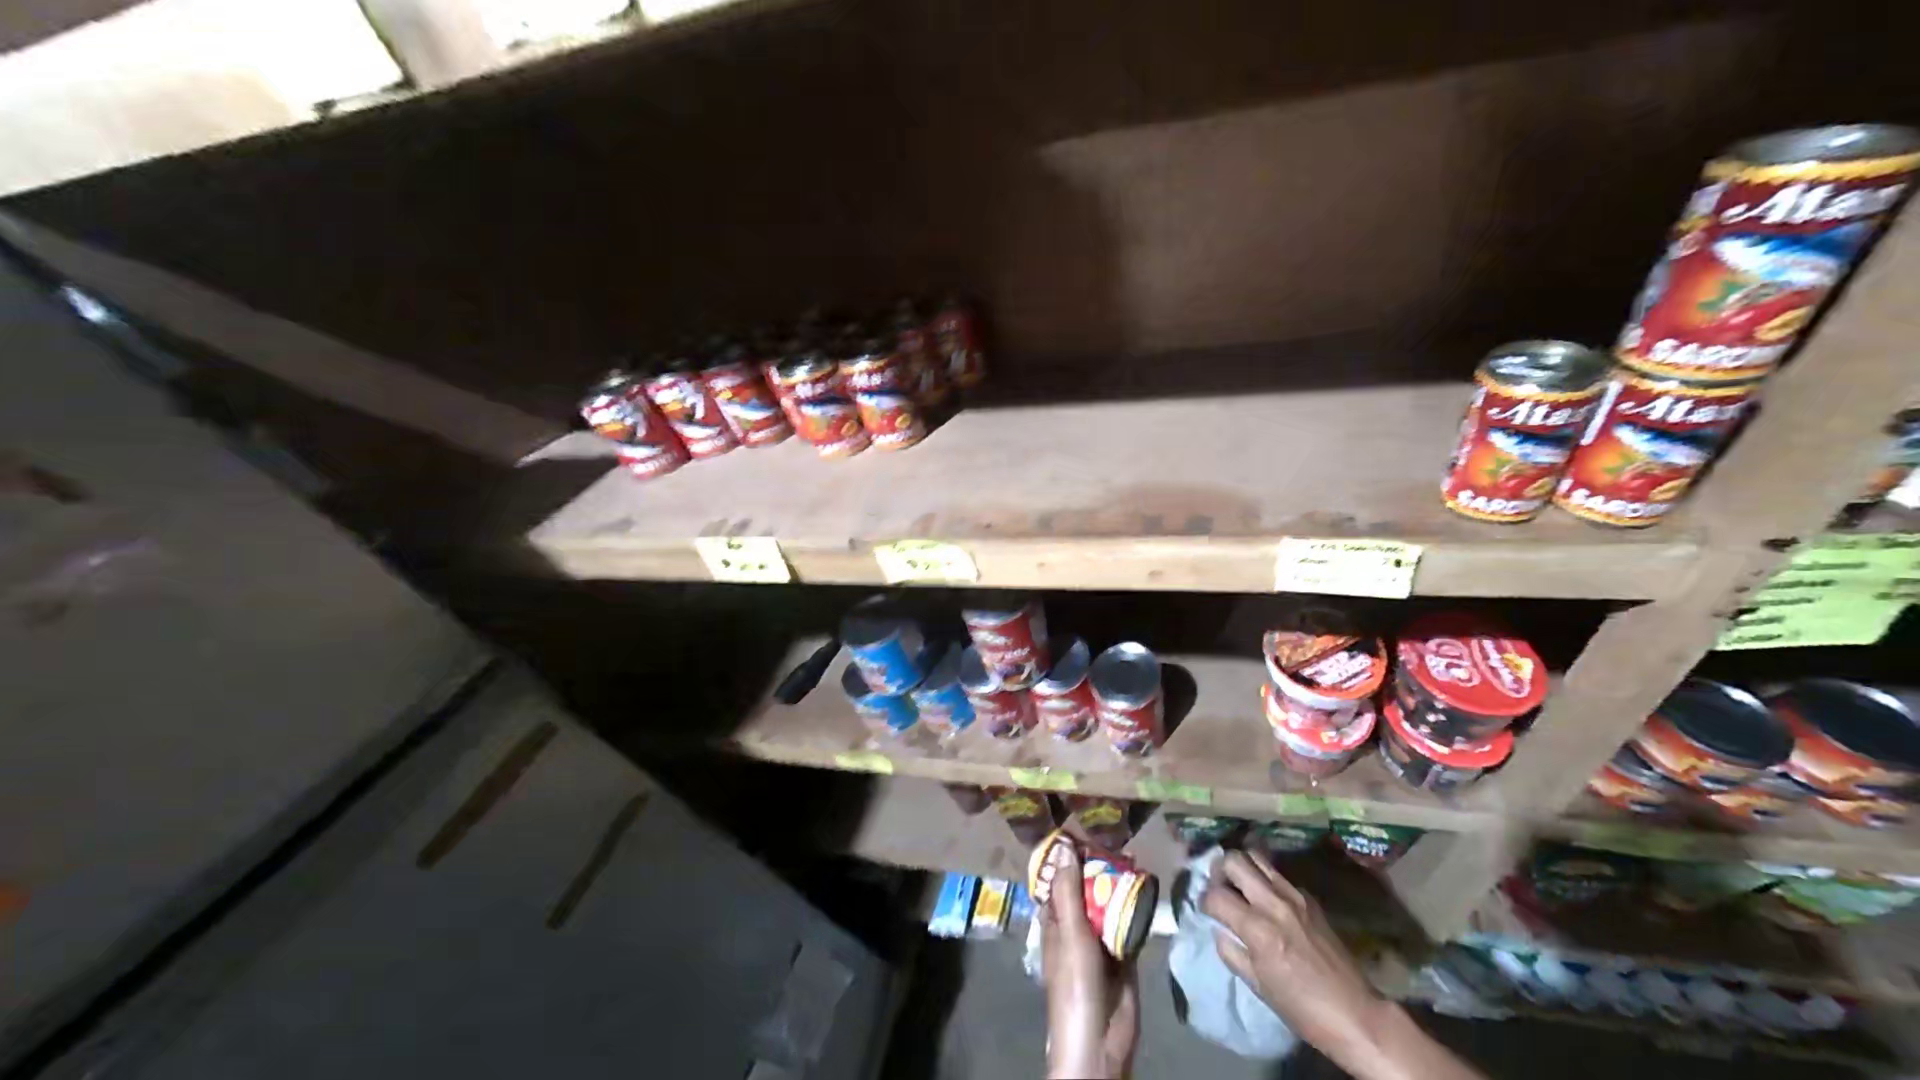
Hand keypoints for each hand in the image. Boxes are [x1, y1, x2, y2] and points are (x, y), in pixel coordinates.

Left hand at [1041, 842, 1138, 1079]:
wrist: (1101, 1040)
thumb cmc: (1075, 983)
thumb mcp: (1070, 931)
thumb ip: (1069, 890)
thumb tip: (1063, 845)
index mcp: (1055, 919)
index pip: (1061, 879)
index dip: (1070, 857)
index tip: (1086, 831)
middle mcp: (1076, 925)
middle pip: (1088, 889)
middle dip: (1101, 868)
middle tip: (1121, 841)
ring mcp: (1100, 939)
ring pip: (1110, 904)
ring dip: (1122, 885)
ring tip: (1137, 857)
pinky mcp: (1124, 954)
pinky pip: (1130, 924)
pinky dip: (1138, 908)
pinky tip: (1150, 888)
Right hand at [1201, 851, 1386, 1062]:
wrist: (1356, 1014)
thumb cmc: (1302, 1008)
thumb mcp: (1257, 986)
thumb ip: (1231, 951)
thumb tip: (1218, 929)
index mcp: (1257, 928)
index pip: (1215, 894)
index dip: (1203, 900)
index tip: (1205, 910)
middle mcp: (1274, 903)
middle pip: (1233, 860)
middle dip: (1218, 870)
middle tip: (1219, 887)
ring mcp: (1295, 897)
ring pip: (1257, 857)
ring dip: (1242, 867)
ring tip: (1240, 885)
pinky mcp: (1311, 899)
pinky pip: (1279, 875)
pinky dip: (1266, 880)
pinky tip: (1268, 900)